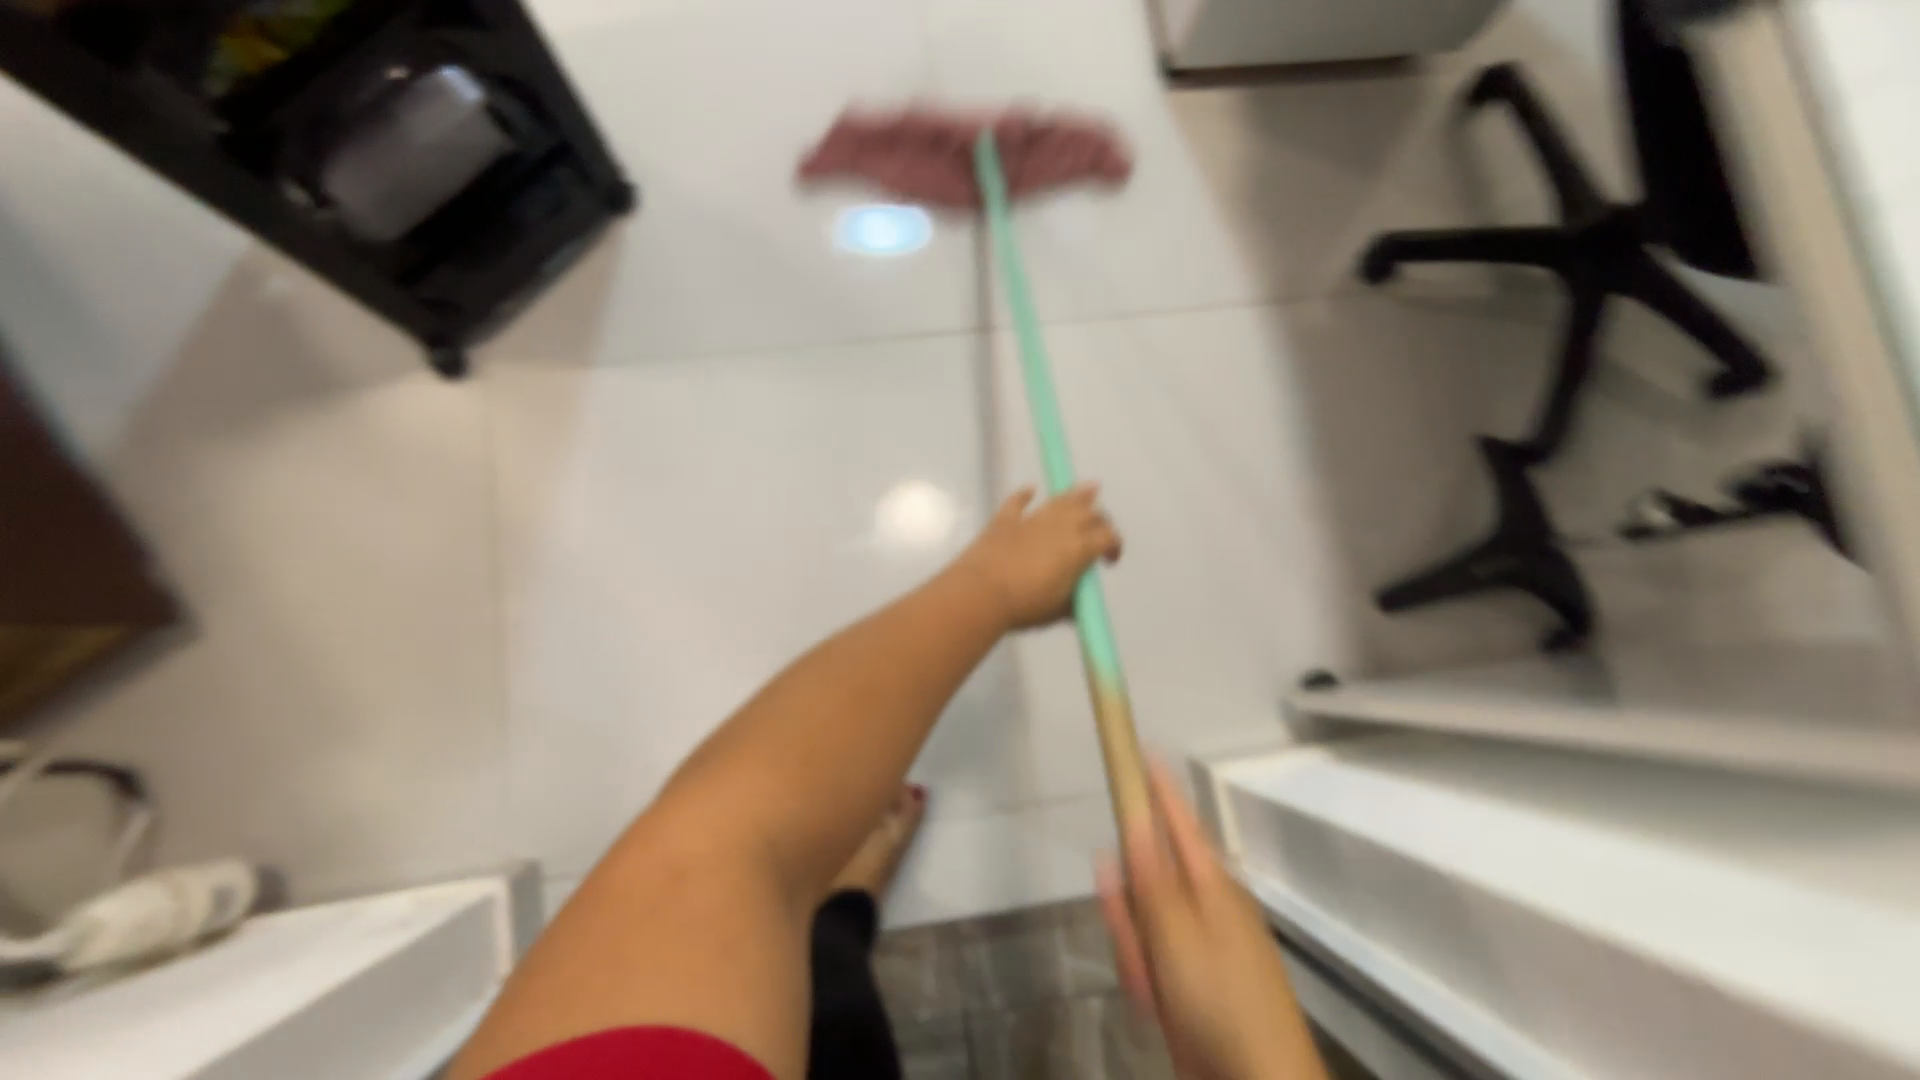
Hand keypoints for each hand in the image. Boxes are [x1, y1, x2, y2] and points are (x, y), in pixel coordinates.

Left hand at [949, 485, 1121, 629]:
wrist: (981, 594)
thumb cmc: (1025, 605)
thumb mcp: (1057, 611)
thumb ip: (1072, 603)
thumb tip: (1077, 605)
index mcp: (1079, 548)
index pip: (1107, 537)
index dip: (1115, 545)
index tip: (1109, 561)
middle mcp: (1060, 527)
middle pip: (1089, 513)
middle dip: (1100, 519)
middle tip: (1099, 531)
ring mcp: (1032, 520)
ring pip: (1060, 501)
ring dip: (1077, 494)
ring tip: (1090, 488)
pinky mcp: (1005, 521)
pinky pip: (1017, 502)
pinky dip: (1025, 495)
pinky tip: (1030, 489)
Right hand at [1098, 765, 1327, 1079]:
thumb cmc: (1221, 998)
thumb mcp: (1175, 934)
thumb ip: (1148, 877)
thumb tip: (1130, 818)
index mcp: (1209, 883)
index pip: (1176, 819)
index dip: (1156, 786)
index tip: (1140, 748)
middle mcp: (1205, 905)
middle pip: (1147, 880)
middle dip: (1130, 913)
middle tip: (1139, 952)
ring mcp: (1200, 945)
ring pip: (1143, 924)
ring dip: (1137, 953)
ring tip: (1154, 990)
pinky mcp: (1193, 980)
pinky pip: (1153, 960)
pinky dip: (1147, 978)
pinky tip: (1159, 1007)